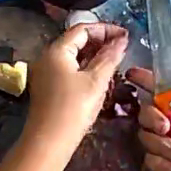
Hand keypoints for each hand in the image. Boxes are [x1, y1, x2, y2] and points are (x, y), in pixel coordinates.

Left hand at [25, 22, 128, 145]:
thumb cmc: (73, 108)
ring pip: (72, 56)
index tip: (125, 35)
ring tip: (115, 60)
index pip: (82, 29)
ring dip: (93, 55)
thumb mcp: (96, 81)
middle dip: (100, 41)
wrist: (49, 141)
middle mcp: (47, 57)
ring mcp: (45, 73)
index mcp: (56, 50)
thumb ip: (109, 57)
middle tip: (122, 47)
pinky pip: (68, 69)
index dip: (105, 29)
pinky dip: (84, 68)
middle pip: (76, 41)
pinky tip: (99, 76)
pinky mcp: (47, 87)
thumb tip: (121, 40)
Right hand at [128, 59, 170, 170]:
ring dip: (163, 146)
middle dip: (152, 118)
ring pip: (147, 139)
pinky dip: (164, 166)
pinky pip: (152, 162)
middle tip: (166, 127)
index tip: (133, 76)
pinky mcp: (170, 170)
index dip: (147, 80)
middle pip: (147, 113)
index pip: (164, 88)